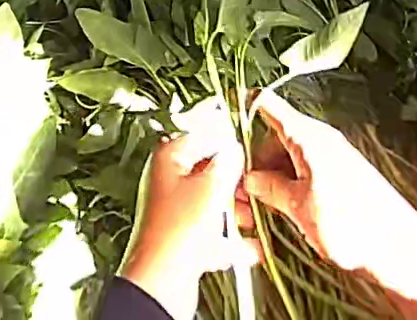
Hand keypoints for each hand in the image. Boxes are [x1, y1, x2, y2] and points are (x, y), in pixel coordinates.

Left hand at [119, 122, 250, 319]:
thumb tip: (234, 150)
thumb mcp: (211, 187)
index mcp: (169, 157)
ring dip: (234, 211)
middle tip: (252, 188)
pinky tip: (249, 248)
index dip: (225, 143)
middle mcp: (168, 179)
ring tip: (252, 219)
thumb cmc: (178, 227)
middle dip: (233, 182)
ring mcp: (175, 209)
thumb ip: (226, 164)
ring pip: (211, 202)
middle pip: (207, 172)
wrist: (164, 281)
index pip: (200, 136)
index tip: (244, 150)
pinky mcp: (182, 237)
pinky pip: (210, 231)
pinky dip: (228, 238)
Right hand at [240, 90, 416, 313]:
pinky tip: (281, 208)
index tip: (221, 109)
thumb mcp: (299, 207)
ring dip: (269, 176)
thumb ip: (269, 189)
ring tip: (258, 208)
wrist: (402, 249)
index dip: (242, 103)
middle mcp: (316, 137)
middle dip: (252, 159)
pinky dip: (287, 182)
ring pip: (286, 155)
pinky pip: (302, 167)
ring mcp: (329, 154)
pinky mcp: (339, 173)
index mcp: (305, 134)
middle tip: (238, 190)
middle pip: (272, 135)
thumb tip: (249, 179)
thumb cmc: (349, 223)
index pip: (266, 103)